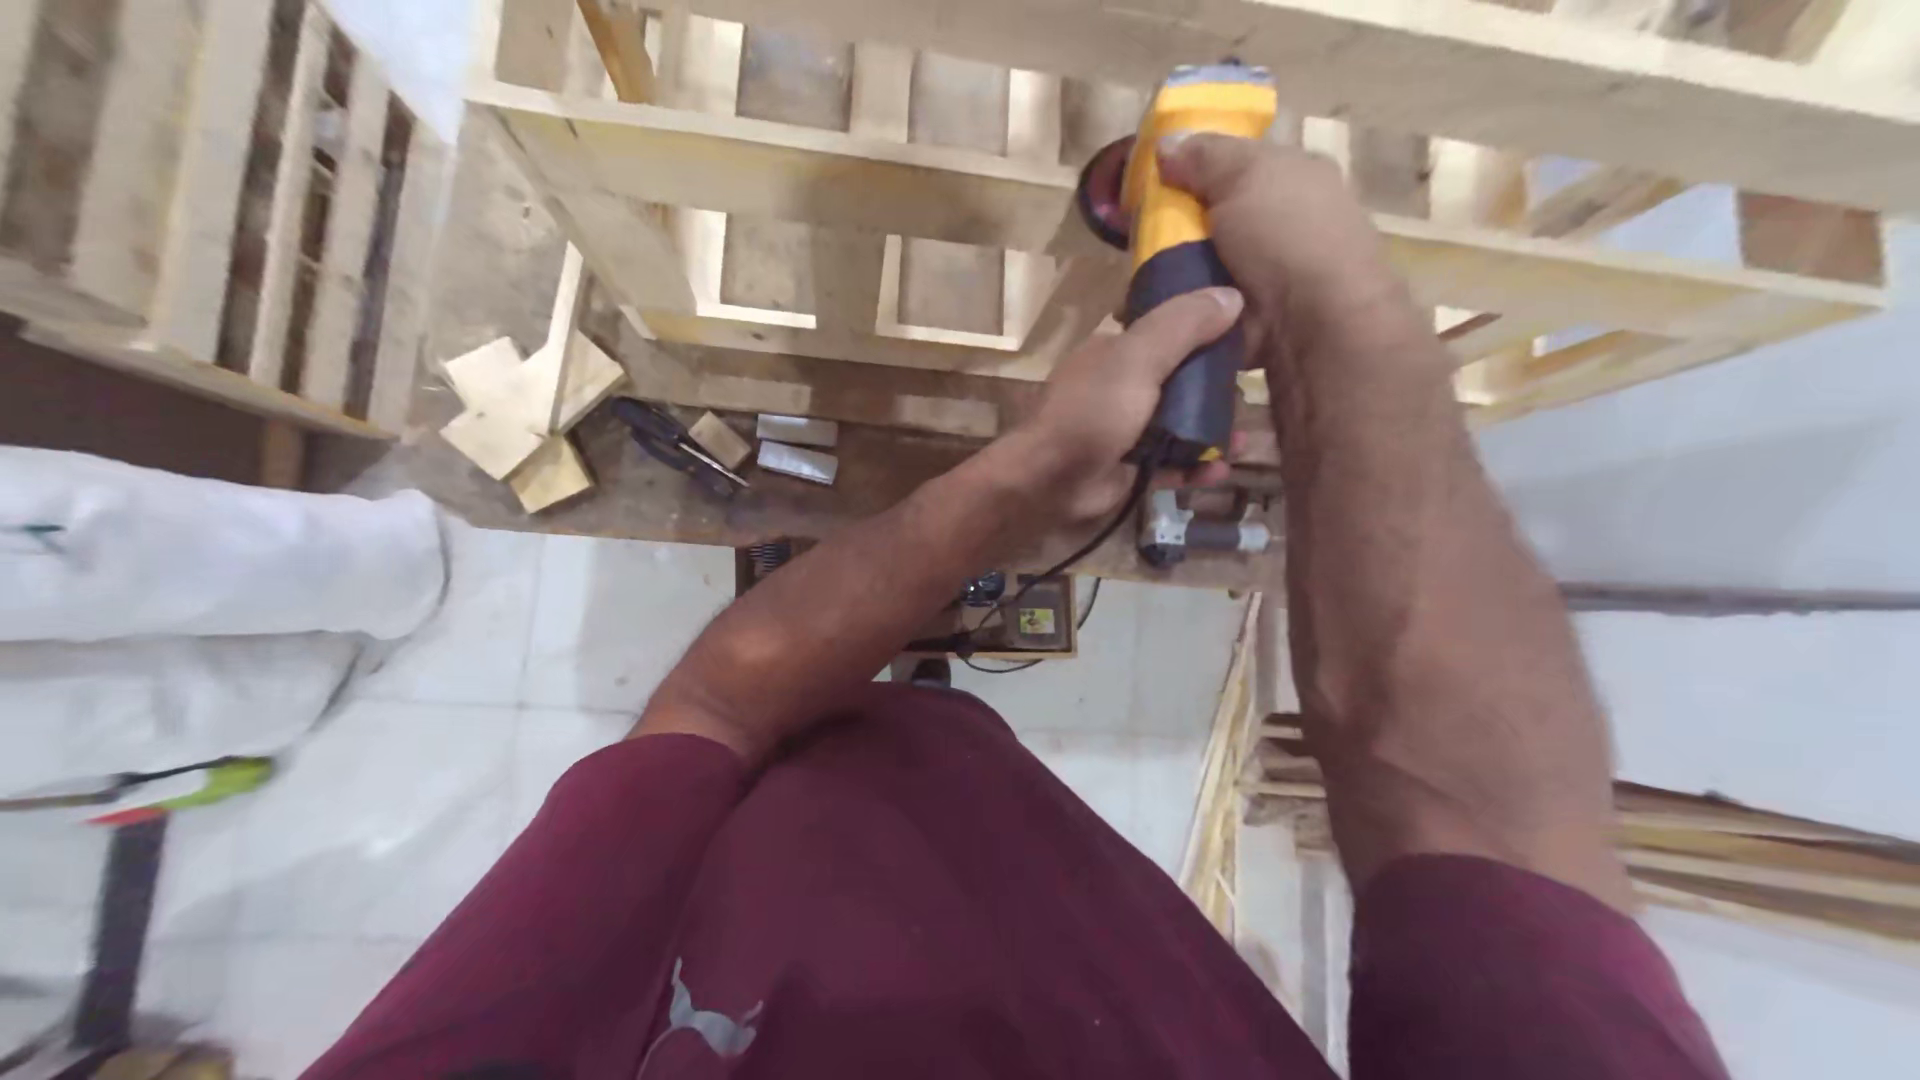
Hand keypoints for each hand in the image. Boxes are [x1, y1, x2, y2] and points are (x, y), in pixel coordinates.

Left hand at [1002, 287, 1242, 523]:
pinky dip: (1196, 467)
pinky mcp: (1130, 468)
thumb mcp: (1137, 358)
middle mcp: (1120, 387)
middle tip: (1248, 393)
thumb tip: (1233, 295)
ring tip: (1241, 441)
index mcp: (1115, 351)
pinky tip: (1220, 470)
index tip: (1244, 335)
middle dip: (1215, 388)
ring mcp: (1125, 430)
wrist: (1052, 480)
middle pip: (1179, 380)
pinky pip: (1172, 464)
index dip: (1203, 329)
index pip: (1165, 330)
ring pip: (1179, 426)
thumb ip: (1183, 325)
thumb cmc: (1093, 411)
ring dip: (1212, 432)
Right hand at [1156, 134, 1424, 350]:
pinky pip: (1194, 303)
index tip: (1150, 181)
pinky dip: (1172, 304)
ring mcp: (1259, 273)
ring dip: (1166, 269)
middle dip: (1171, 225)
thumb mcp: (1245, 174)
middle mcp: (1276, 224)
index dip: (1191, 167)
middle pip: (1208, 217)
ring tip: (1130, 275)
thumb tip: (1165, 144)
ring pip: (1197, 262)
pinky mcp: (1240, 315)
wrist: (1309, 321)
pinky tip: (1141, 305)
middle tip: (1132, 233)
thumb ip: (1204, 157)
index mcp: (1288, 179)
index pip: (1231, 164)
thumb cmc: (1286, 234)